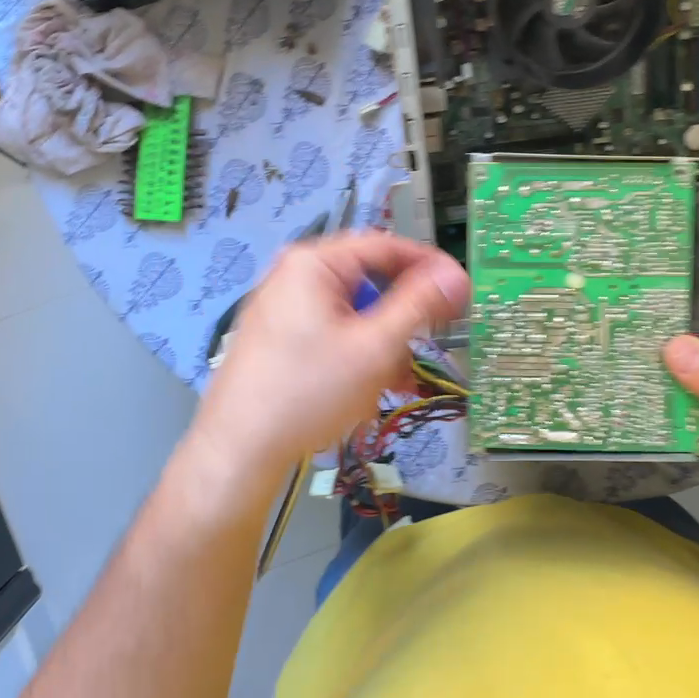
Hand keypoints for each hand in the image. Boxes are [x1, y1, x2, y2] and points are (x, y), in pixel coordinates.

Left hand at [188, 233, 468, 482]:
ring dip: (382, 346)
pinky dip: (357, 357)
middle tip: (424, 347)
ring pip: (353, 316)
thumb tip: (455, 274)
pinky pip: (332, 337)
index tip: (461, 292)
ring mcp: (283, 310)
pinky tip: (368, 392)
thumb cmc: (307, 392)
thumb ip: (419, 305)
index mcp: (313, 263)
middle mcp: (294, 277)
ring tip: (395, 383)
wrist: (237, 452)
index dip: (428, 266)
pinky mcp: (279, 342)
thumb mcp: (374, 347)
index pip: (385, 246)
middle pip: (369, 284)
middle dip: (400, 320)